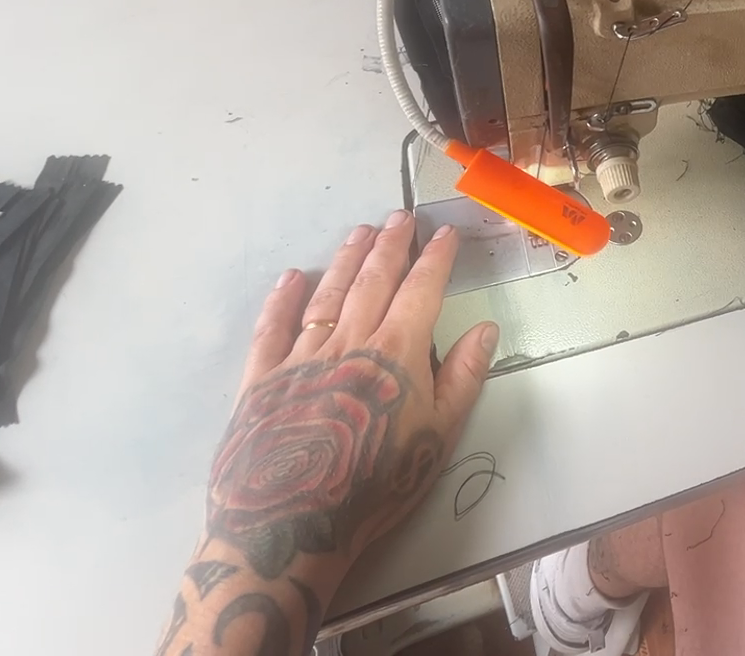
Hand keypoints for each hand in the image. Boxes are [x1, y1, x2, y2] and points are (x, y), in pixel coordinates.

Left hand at [159, 213, 497, 655]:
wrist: (289, 528)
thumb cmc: (378, 480)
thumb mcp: (440, 431)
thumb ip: (464, 375)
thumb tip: (486, 327)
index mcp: (397, 349)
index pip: (422, 288)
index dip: (436, 258)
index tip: (446, 233)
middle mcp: (349, 340)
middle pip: (372, 279)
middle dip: (391, 245)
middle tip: (401, 216)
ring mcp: (301, 356)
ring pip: (327, 294)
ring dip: (346, 258)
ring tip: (360, 231)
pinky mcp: (259, 379)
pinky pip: (271, 329)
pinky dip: (282, 300)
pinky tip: (292, 276)